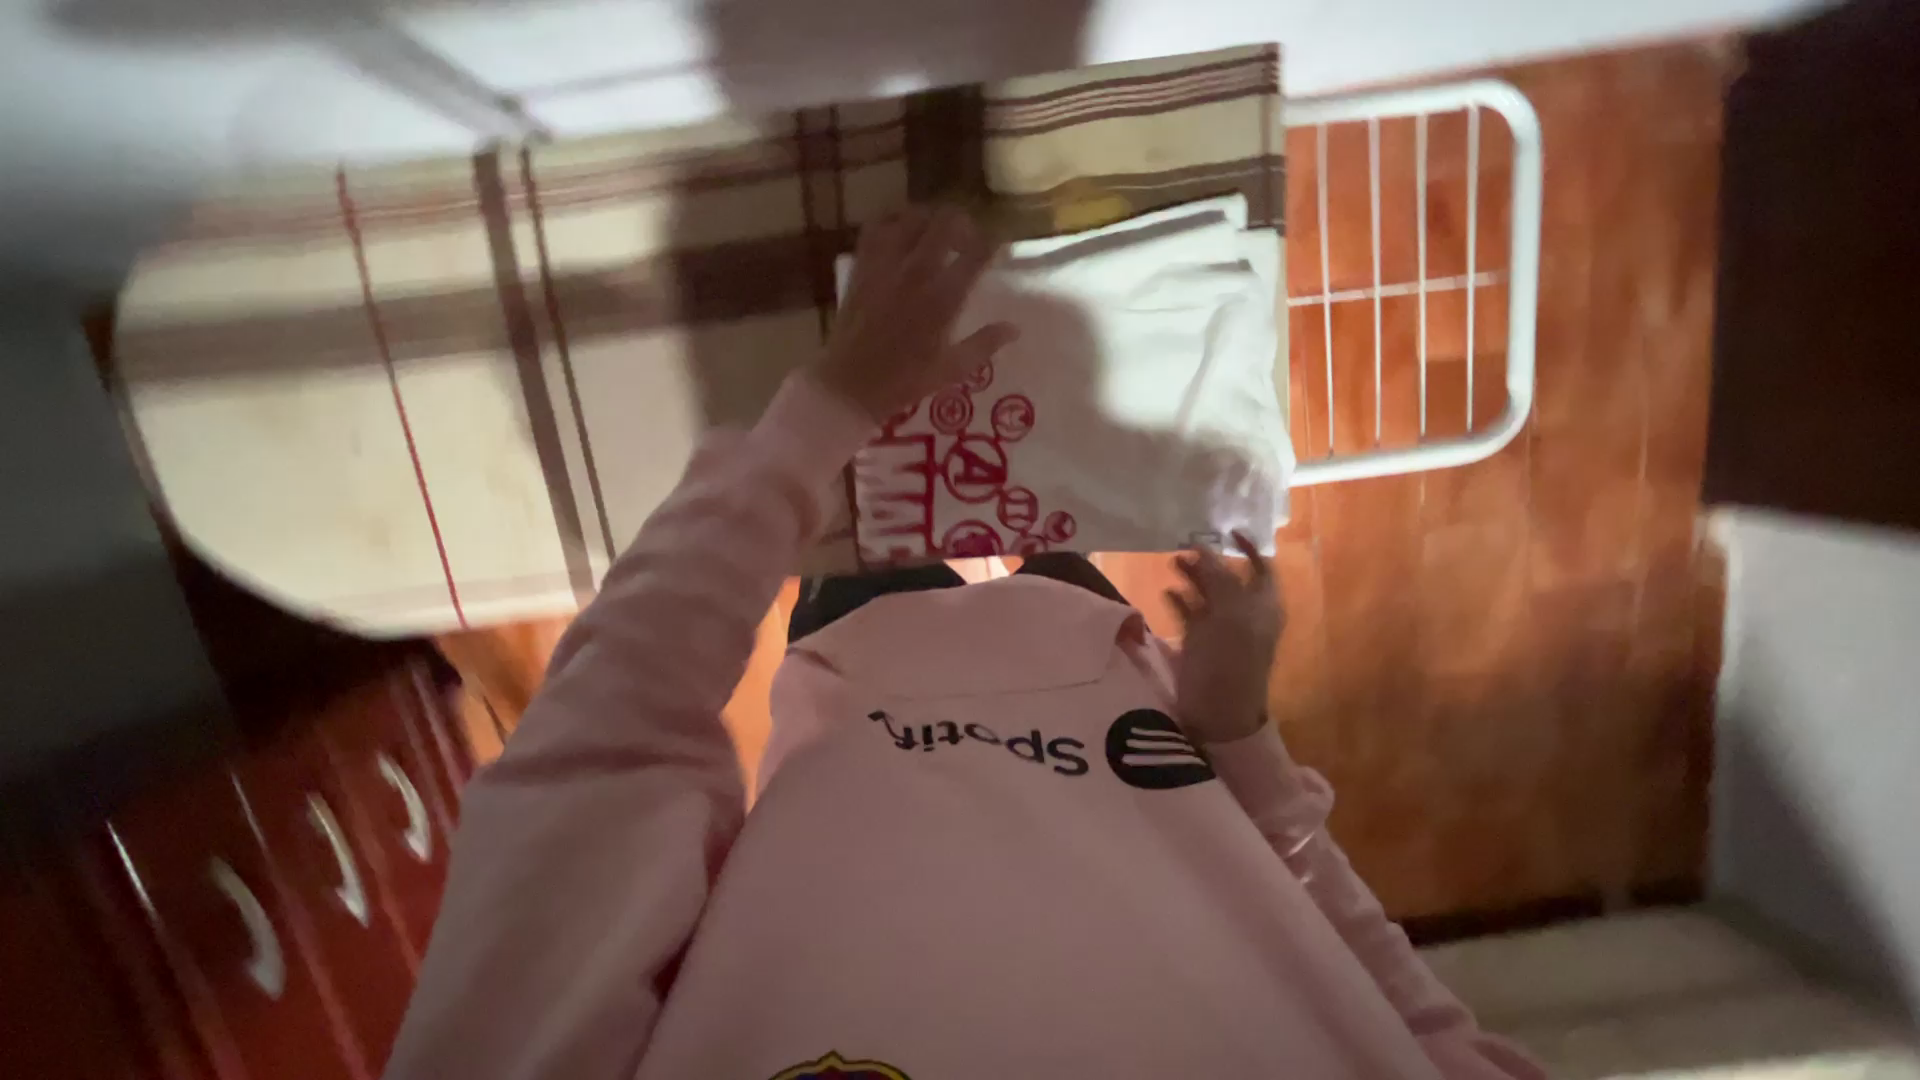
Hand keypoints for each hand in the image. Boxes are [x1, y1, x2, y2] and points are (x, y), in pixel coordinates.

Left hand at [811, 205, 1018, 422]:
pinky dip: (893, 222)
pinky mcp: (862, 266)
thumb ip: (984, 344)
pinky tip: (900, 235)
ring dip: (931, 219)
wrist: (850, 385)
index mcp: (944, 298)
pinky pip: (878, 226)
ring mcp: (886, 264)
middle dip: (964, 224)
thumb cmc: (904, 381)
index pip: (978, 252)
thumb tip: (1014, 328)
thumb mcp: (951, 370)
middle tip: (967, 241)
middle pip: (947, 222)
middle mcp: (917, 272)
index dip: (994, 244)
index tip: (998, 250)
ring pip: (913, 216)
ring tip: (936, 235)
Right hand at [1167, 532, 1285, 743]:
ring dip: (1192, 576)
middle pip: (1228, 577)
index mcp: (1263, 606)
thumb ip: (1219, 579)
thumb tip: (1205, 548)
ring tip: (1172, 562)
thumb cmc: (1231, 660)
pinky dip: (1180, 600)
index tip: (1228, 530)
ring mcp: (1221, 628)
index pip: (1261, 567)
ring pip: (1207, 592)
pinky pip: (1190, 612)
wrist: (1218, 711)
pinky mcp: (1200, 641)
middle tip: (1185, 546)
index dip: (1248, 548)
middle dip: (1210, 560)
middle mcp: (1244, 613)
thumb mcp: (1230, 614)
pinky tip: (1167, 591)